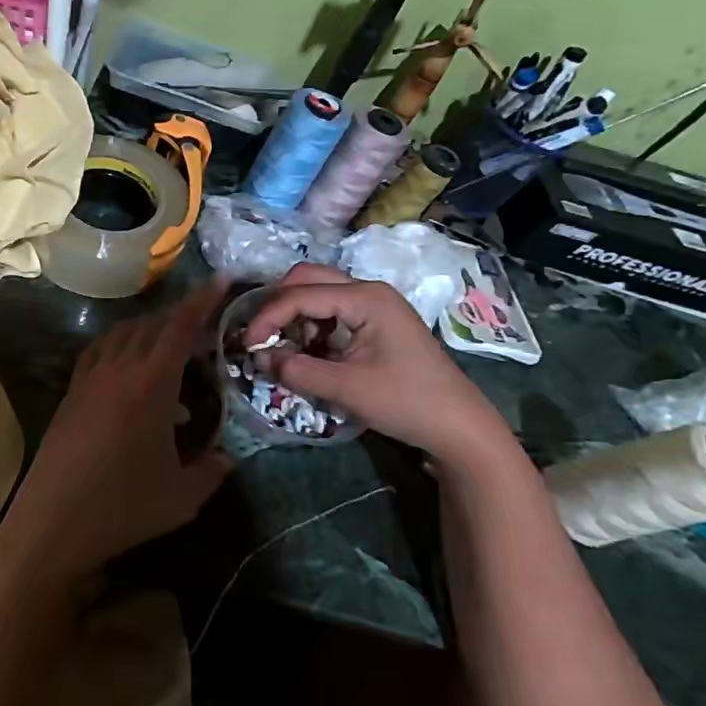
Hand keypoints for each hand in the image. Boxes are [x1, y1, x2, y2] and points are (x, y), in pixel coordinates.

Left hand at [0, 281, 234, 583]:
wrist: (52, 521)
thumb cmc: (122, 508)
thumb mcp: (181, 496)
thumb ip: (210, 471)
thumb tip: (225, 457)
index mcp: (149, 384)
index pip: (179, 327)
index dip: (203, 300)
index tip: (222, 279)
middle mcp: (117, 369)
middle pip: (151, 325)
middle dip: (181, 316)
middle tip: (206, 326)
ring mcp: (88, 378)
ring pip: (122, 333)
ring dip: (150, 329)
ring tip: (173, 346)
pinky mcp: (71, 392)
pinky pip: (100, 350)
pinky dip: (122, 344)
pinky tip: (131, 367)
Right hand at [243, 263, 516, 466]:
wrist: (459, 426)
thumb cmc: (406, 402)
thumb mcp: (345, 389)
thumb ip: (296, 370)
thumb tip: (259, 358)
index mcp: (365, 298)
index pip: (300, 295)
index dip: (267, 317)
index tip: (246, 344)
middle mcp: (369, 290)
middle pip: (307, 279)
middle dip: (278, 305)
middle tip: (260, 336)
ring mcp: (375, 303)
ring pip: (318, 292)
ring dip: (295, 314)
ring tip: (283, 347)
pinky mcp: (376, 320)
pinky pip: (332, 309)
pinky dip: (312, 324)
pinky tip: (308, 351)